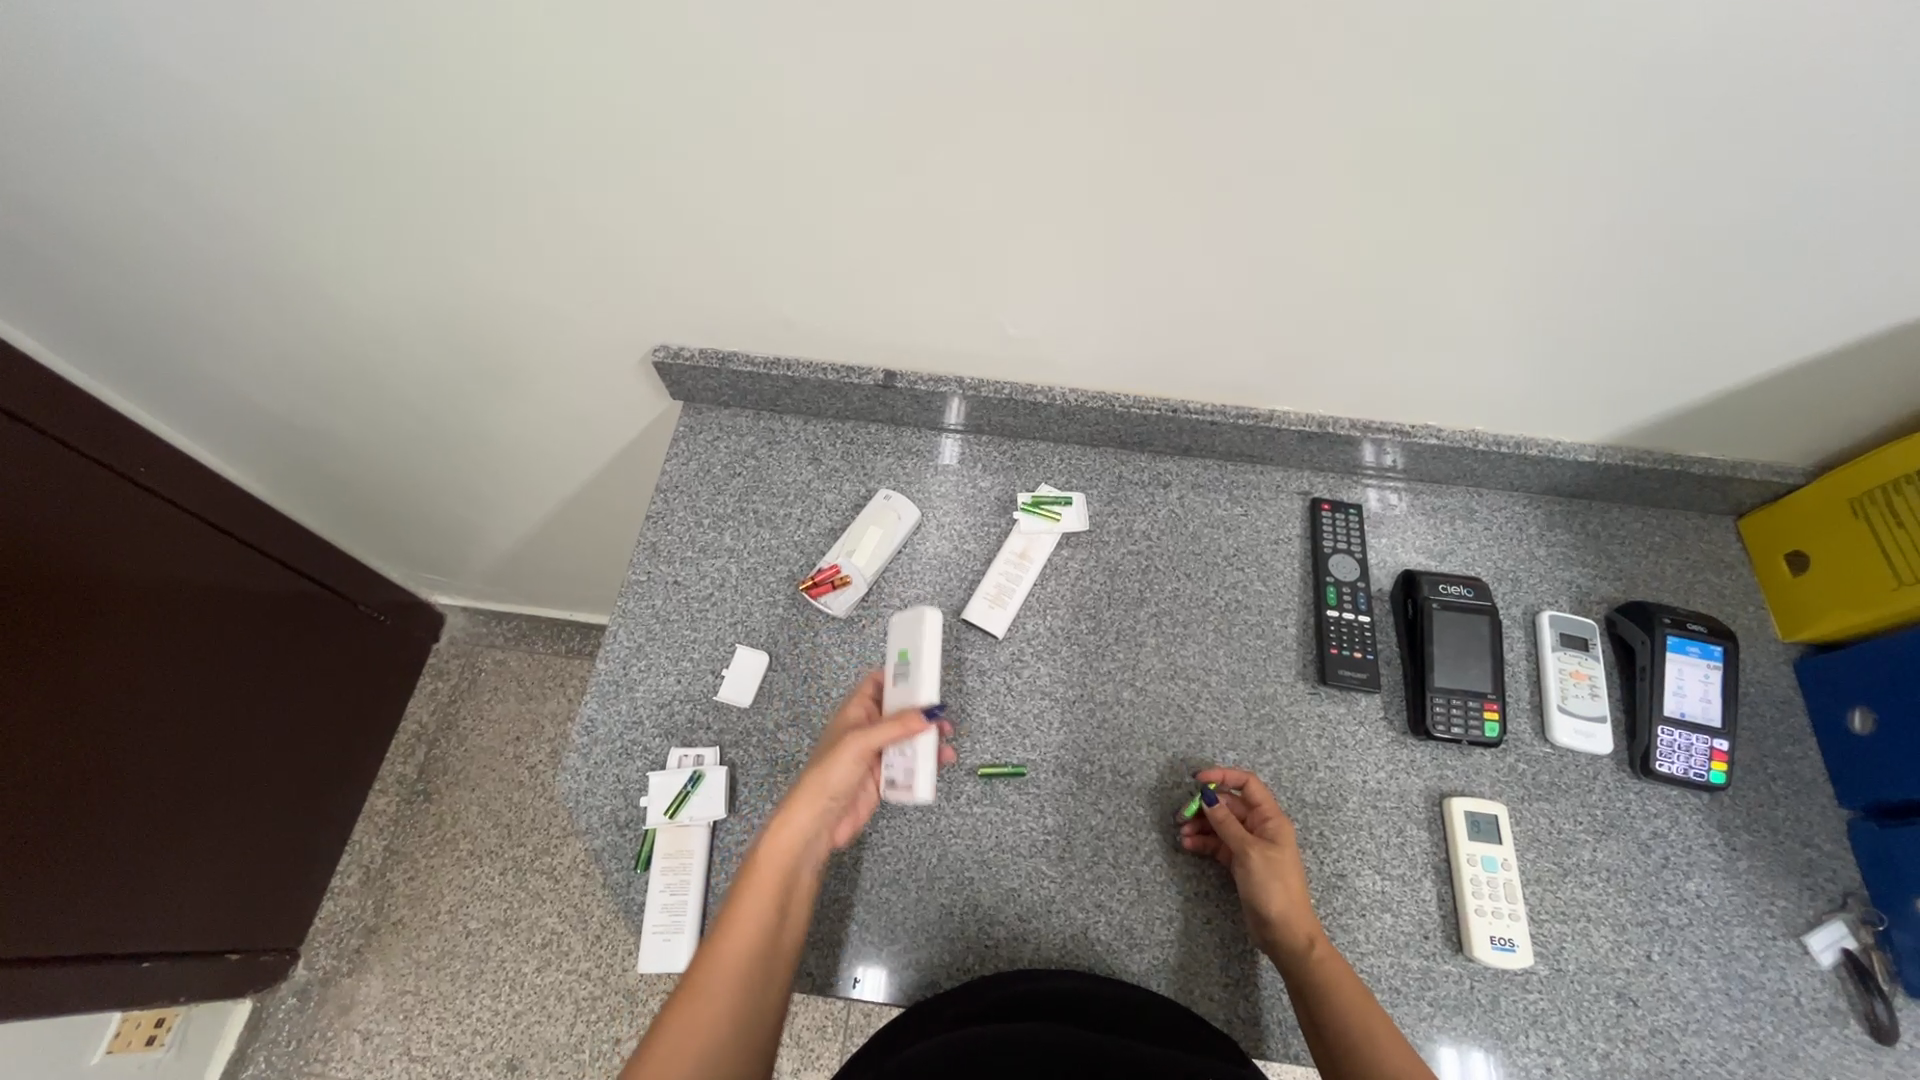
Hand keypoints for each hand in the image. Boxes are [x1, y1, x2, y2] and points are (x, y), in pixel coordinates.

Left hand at [769, 671, 954, 859]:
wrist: (819, 821)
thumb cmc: (830, 773)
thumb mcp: (861, 742)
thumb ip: (896, 726)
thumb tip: (929, 713)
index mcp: (856, 712)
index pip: (878, 684)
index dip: (899, 678)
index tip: (926, 677)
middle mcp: (868, 729)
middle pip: (899, 713)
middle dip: (922, 713)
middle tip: (943, 719)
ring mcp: (876, 754)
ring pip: (908, 740)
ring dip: (928, 740)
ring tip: (946, 743)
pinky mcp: (884, 778)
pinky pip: (910, 765)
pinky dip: (926, 763)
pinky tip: (941, 763)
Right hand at [1178, 766, 1325, 964]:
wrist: (1285, 933)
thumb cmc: (1273, 887)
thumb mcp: (1248, 851)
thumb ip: (1226, 822)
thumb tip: (1207, 796)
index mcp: (1270, 818)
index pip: (1247, 784)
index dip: (1223, 776)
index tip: (1197, 780)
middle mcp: (1260, 827)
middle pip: (1229, 805)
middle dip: (1205, 806)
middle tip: (1181, 815)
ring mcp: (1249, 845)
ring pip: (1221, 824)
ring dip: (1200, 825)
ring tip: (1181, 833)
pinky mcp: (1240, 862)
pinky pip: (1218, 844)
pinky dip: (1203, 842)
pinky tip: (1188, 845)